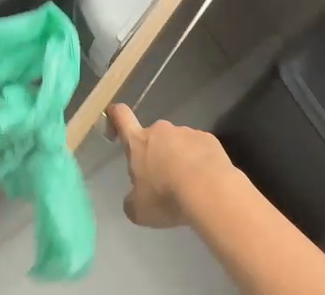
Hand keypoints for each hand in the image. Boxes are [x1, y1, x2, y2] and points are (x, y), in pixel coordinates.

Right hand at [107, 104, 235, 228]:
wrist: (210, 190)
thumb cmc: (167, 197)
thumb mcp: (140, 210)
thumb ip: (132, 201)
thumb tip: (133, 198)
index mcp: (139, 142)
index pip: (121, 117)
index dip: (116, 115)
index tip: (114, 119)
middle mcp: (161, 131)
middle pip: (154, 138)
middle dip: (156, 155)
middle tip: (163, 182)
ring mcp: (187, 132)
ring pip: (178, 144)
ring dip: (180, 160)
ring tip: (189, 187)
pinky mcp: (208, 139)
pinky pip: (200, 149)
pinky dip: (200, 162)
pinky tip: (205, 183)